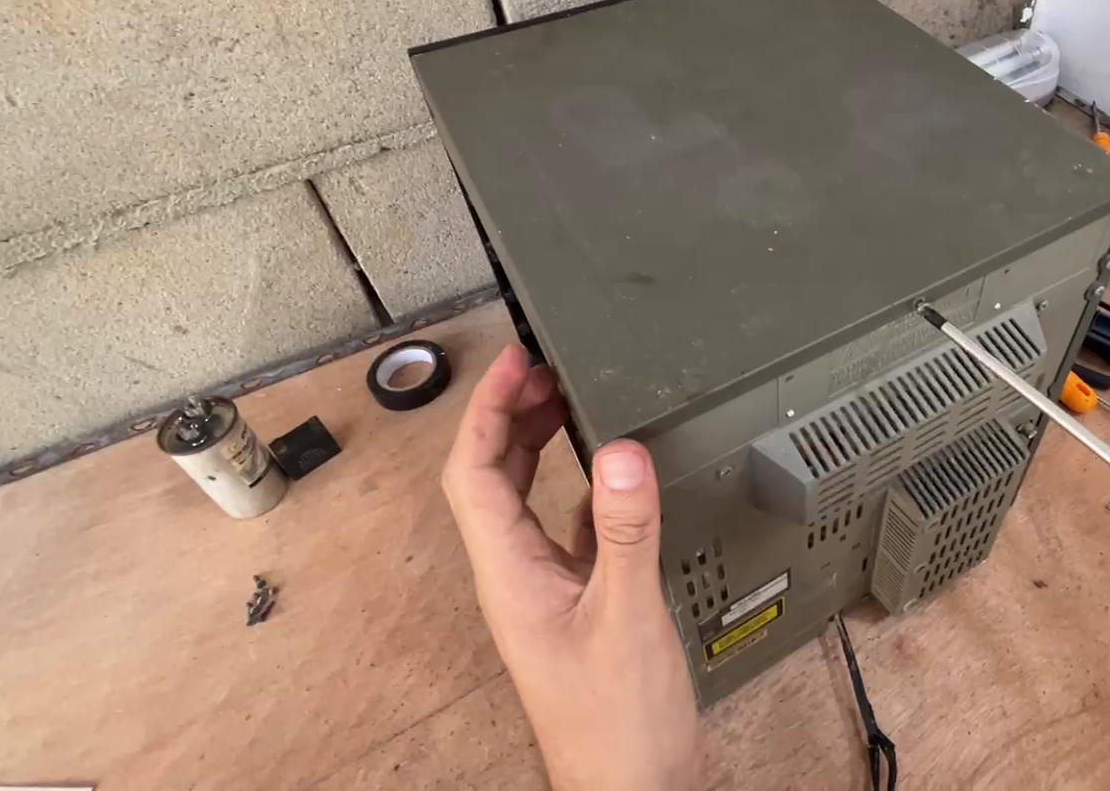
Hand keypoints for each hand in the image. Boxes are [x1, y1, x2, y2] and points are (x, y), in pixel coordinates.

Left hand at [441, 344, 698, 790]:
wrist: (633, 789)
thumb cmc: (617, 720)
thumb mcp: (626, 615)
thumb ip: (625, 531)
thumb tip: (619, 451)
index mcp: (510, 571)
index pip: (476, 472)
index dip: (487, 411)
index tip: (515, 361)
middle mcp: (516, 573)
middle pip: (493, 476)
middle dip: (509, 415)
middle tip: (544, 369)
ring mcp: (543, 585)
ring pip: (525, 497)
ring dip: (537, 445)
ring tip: (565, 402)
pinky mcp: (575, 595)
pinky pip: (562, 521)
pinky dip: (575, 483)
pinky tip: (604, 474)